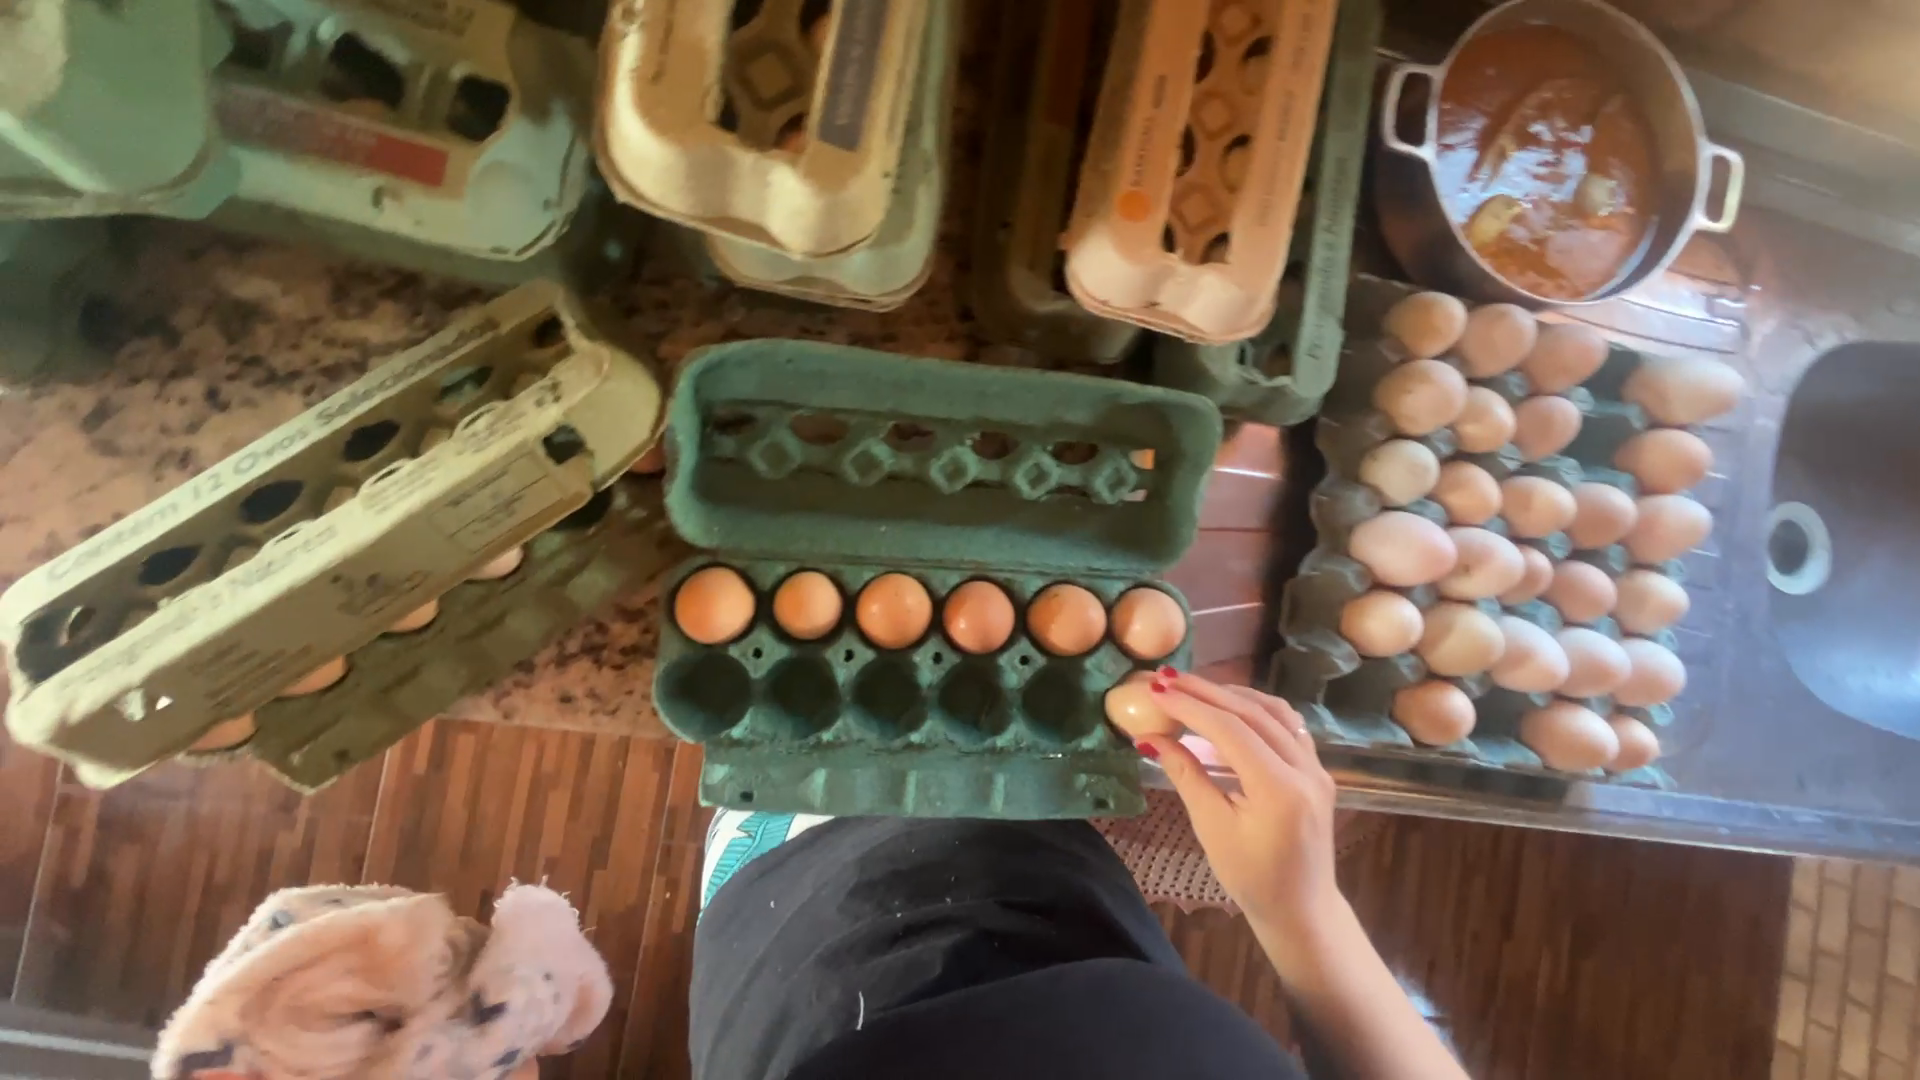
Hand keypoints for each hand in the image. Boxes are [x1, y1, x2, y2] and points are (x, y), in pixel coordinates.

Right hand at [1134, 671, 1342, 939]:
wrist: (1302, 909)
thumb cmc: (1251, 877)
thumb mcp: (1211, 827)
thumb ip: (1186, 774)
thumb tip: (1150, 737)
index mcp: (1279, 789)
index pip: (1230, 730)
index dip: (1191, 706)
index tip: (1157, 691)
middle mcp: (1304, 769)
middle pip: (1251, 713)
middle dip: (1206, 692)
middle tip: (1167, 678)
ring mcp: (1316, 767)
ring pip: (1273, 712)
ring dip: (1232, 694)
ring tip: (1194, 687)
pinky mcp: (1316, 769)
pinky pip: (1287, 725)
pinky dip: (1255, 709)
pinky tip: (1230, 707)